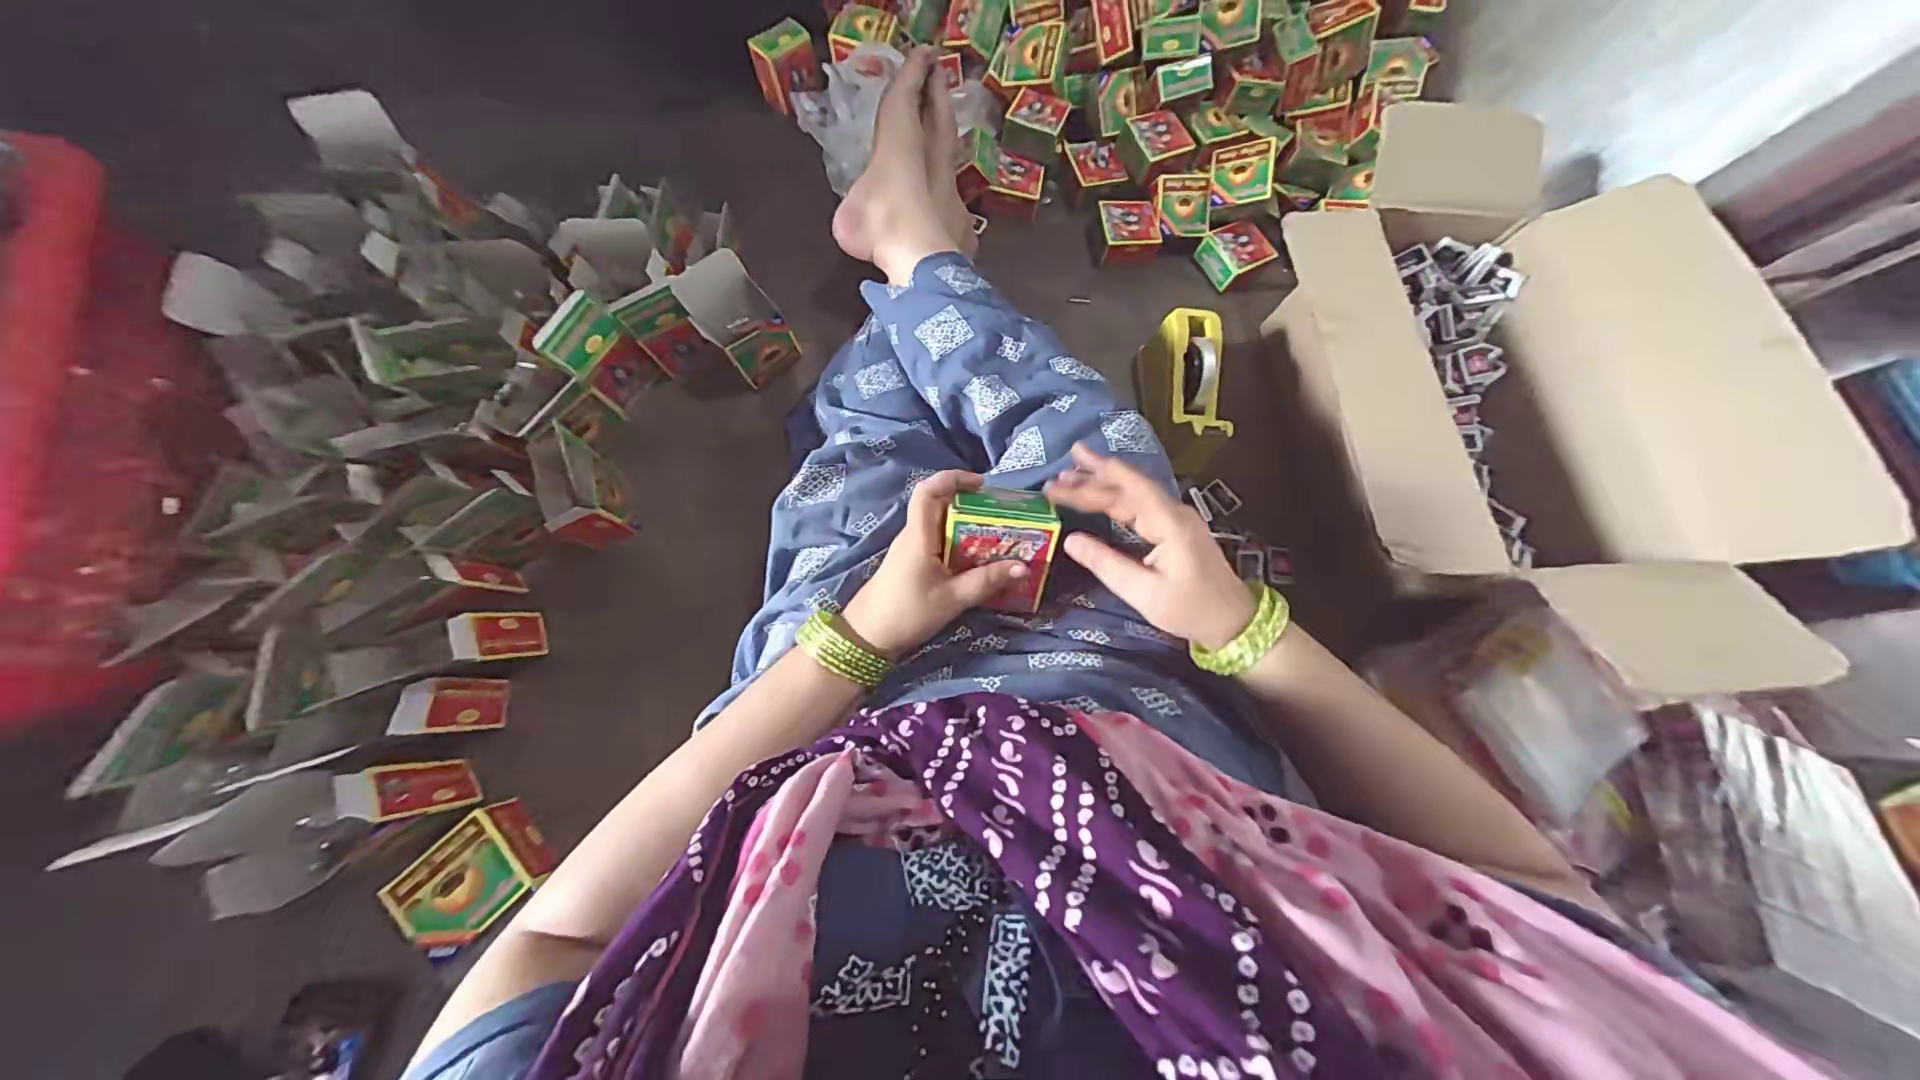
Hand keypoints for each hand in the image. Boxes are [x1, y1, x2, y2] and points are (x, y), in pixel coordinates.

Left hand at [840, 470, 1028, 657]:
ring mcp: (911, 548)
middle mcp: (913, 535)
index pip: (929, 490)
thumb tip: (1023, 567)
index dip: (954, 478)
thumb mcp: (952, 599)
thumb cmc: (907, 613)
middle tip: (1000, 515)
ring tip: (996, 537)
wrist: (868, 636)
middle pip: (939, 504)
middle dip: (969, 503)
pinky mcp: (912, 562)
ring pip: (940, 524)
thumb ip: (987, 581)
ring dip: (966, 525)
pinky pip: (938, 541)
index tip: (981, 485)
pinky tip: (977, 559)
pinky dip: (958, 542)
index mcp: (919, 535)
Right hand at [1044, 443, 1254, 649]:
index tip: (1061, 478)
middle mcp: (1174, 513)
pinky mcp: (1174, 529)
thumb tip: (1071, 541)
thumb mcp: (1144, 594)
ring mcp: (1176, 519)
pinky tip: (1100, 494)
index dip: (1092, 480)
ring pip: (1133, 494)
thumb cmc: (1190, 610)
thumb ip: (1107, 564)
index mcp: (1170, 524)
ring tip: (1070, 476)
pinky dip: (1116, 497)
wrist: (1234, 622)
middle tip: (1057, 474)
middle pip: (1128, 487)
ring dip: (1102, 484)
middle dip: (1092, 478)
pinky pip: (1140, 505)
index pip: (1127, 490)